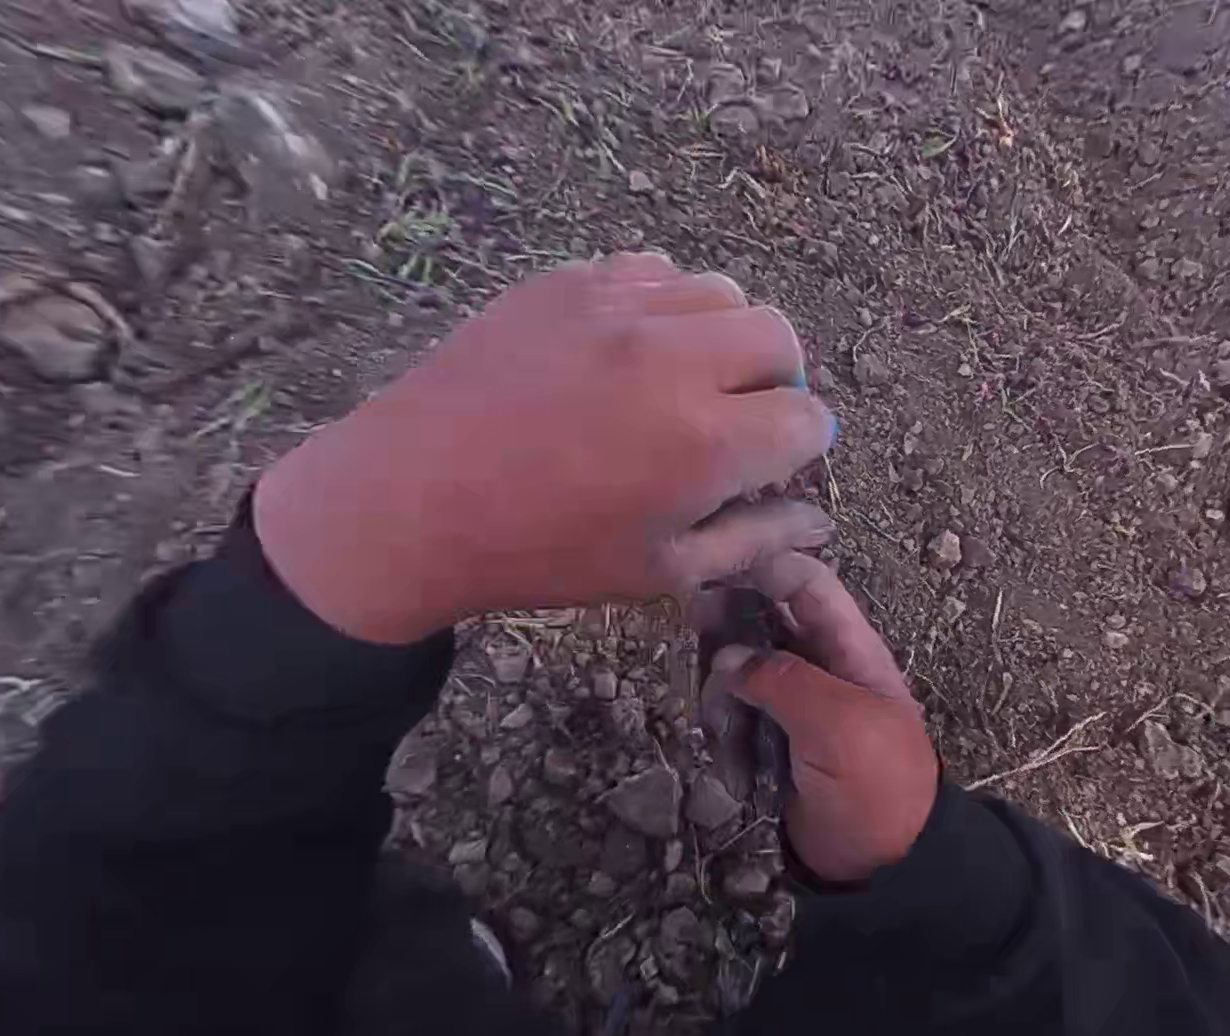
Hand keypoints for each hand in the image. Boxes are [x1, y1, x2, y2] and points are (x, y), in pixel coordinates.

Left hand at [253, 254, 836, 642]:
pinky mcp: (570, 282)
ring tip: (690, 381)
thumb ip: (757, 541)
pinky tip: (639, 349)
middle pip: (780, 338)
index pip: (808, 420)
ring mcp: (619, 308)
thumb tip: (819, 521)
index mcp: (706, 443)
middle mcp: (675, 359)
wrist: (409, 502)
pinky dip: (673, 308)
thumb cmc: (546, 552)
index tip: (774, 464)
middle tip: (740, 420)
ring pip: (725, 293)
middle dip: (778, 384)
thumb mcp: (664, 570)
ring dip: (729, 340)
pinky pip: (659, 271)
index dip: (802, 448)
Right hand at [715, 553, 938, 882]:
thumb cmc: (875, 782)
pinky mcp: (770, 734)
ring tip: (712, 705)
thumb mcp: (840, 723)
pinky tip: (721, 742)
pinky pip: (736, 709)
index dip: (768, 568)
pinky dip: (722, 719)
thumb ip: (785, 680)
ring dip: (722, 680)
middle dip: (731, 620)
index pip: (808, 586)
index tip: (716, 565)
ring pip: (743, 665)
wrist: (880, 864)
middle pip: (767, 620)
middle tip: (692, 621)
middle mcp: (818, 664)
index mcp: (849, 647)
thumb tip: (726, 657)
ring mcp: (793, 700)